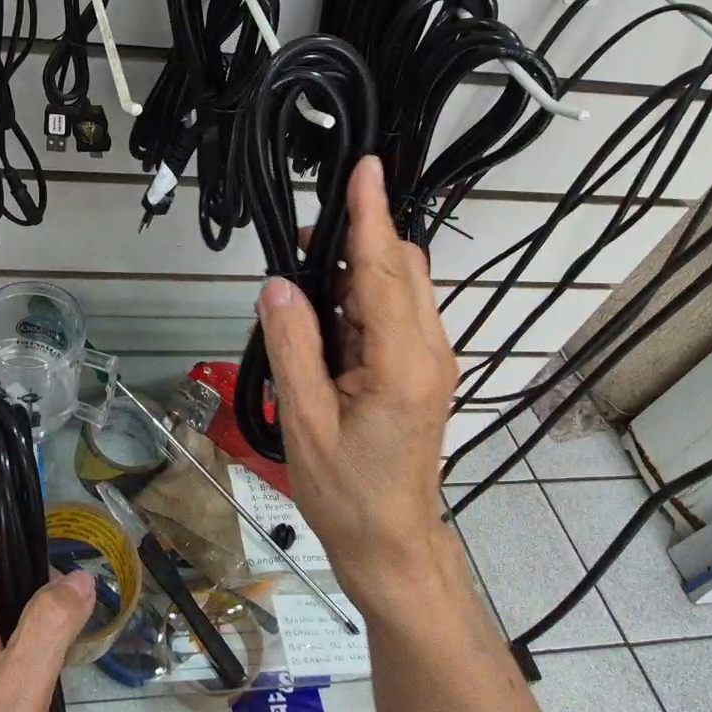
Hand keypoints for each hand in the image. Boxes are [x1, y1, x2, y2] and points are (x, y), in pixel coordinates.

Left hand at [0, 503, 96, 711]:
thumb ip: (49, 627)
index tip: (38, 482)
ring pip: (1, 601)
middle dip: (32, 548)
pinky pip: (3, 634)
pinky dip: (31, 624)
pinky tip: (57, 640)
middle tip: (82, 542)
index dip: (5, 505)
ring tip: (80, 587)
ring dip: (35, 588)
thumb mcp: (15, 688)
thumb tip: (81, 575)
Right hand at [255, 154, 459, 605]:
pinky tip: (326, 318)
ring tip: (303, 288)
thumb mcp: (304, 421)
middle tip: (297, 248)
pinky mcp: (423, 371)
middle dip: (356, 239)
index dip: (371, 215)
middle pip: (401, 267)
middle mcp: (428, 352)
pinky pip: (396, 313)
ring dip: (356, 271)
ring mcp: (432, 361)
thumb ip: (293, 346)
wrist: (391, 542)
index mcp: (401, 363)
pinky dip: (362, 298)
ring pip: (401, 287)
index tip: (365, 168)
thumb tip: (280, 284)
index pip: (384, 270)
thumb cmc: (345, 492)